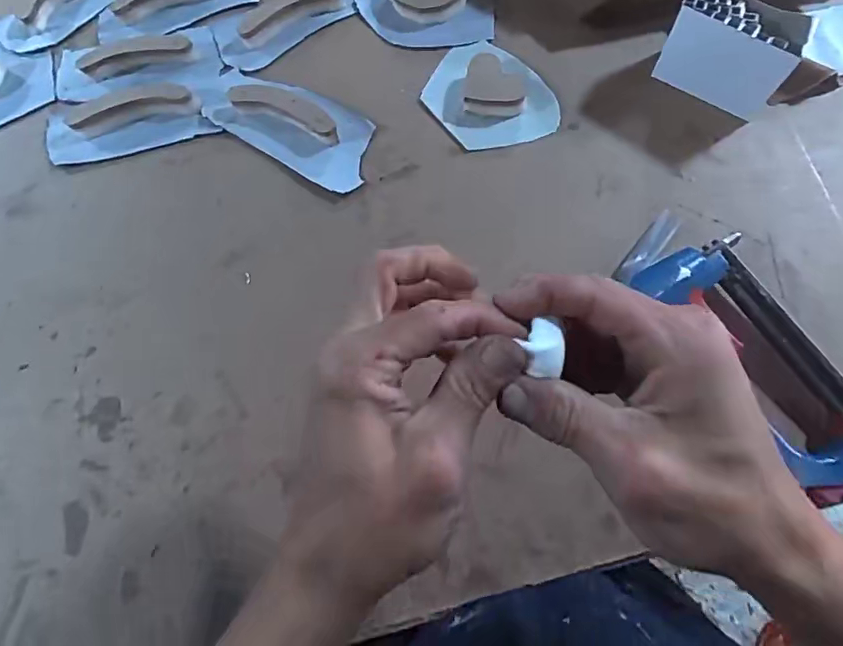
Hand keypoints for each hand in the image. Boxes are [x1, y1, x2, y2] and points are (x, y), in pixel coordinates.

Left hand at [233, 247, 527, 641]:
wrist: (323, 573)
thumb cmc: (380, 522)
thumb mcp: (438, 456)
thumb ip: (471, 387)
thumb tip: (512, 342)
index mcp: (358, 361)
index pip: (429, 313)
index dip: (479, 318)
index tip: (519, 337)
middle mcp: (342, 348)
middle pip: (384, 273)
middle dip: (434, 269)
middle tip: (478, 288)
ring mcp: (340, 364)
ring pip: (382, 296)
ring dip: (426, 293)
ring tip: (473, 316)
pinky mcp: (347, 382)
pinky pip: (384, 329)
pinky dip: (418, 323)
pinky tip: (453, 352)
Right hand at [491, 273, 815, 586]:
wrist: (772, 541)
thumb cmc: (707, 502)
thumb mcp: (626, 460)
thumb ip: (564, 415)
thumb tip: (507, 387)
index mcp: (674, 335)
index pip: (595, 293)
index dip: (541, 293)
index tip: (496, 306)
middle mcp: (679, 327)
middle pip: (598, 309)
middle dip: (548, 324)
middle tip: (500, 345)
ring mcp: (680, 347)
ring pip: (606, 331)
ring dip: (564, 348)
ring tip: (519, 367)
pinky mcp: (676, 369)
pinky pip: (620, 354)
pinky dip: (586, 367)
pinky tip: (556, 386)